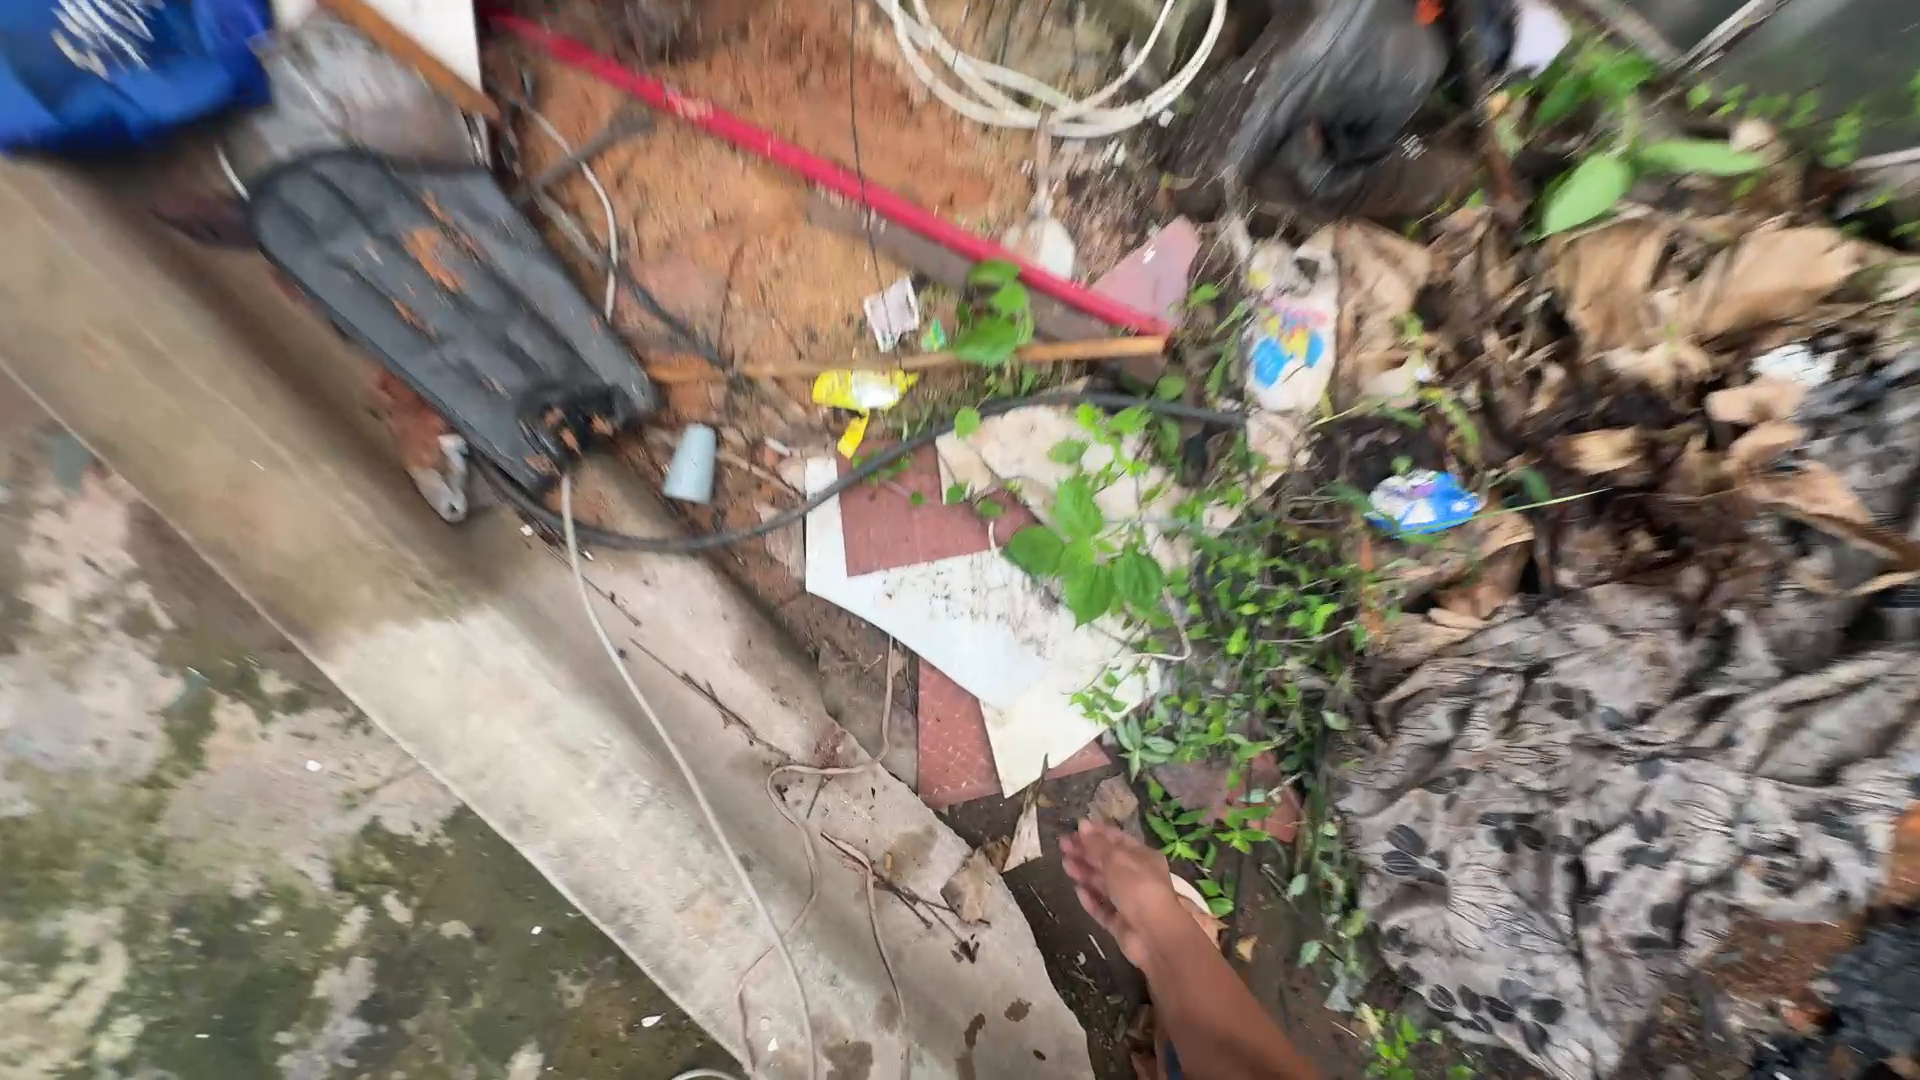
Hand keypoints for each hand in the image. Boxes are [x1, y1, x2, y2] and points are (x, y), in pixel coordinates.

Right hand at [1059, 818, 1186, 970]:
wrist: (1154, 936)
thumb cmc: (1138, 887)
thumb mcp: (1116, 859)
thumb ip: (1097, 844)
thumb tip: (1083, 825)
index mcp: (1143, 857)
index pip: (1117, 840)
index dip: (1096, 833)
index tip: (1074, 828)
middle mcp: (1137, 877)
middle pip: (1107, 861)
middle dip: (1085, 852)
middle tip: (1062, 845)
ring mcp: (1129, 902)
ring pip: (1103, 884)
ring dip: (1084, 872)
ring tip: (1064, 864)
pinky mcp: (1121, 923)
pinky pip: (1102, 909)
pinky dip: (1091, 899)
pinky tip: (1077, 891)